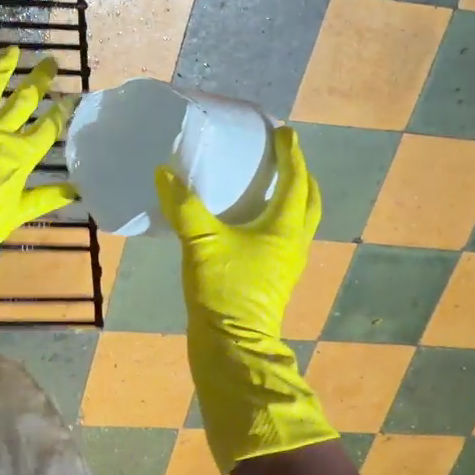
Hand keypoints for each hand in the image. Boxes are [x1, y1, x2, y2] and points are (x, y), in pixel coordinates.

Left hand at [0, 46, 74, 331]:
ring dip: (4, 66)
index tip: (71, 96)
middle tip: (51, 62)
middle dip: (40, 79)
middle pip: (25, 99)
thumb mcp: (15, 215)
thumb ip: (45, 199)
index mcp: (21, 155)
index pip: (49, 127)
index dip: (61, 111)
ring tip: (14, 49)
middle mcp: (1, 131)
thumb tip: (77, 191)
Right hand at [154, 125, 336, 471]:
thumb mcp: (201, 242)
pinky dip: (278, 216)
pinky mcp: (275, 276)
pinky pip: (285, 235)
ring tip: (272, 182)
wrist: (232, 343)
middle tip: (285, 155)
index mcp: (284, 228)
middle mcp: (294, 242)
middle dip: (301, 175)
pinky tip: (254, 219)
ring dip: (293, 196)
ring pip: (300, 219)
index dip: (291, 154)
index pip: (295, 181)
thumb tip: (165, 172)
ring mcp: (287, 262)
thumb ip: (184, 205)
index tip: (284, 132)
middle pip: (309, 200)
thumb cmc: (224, 289)